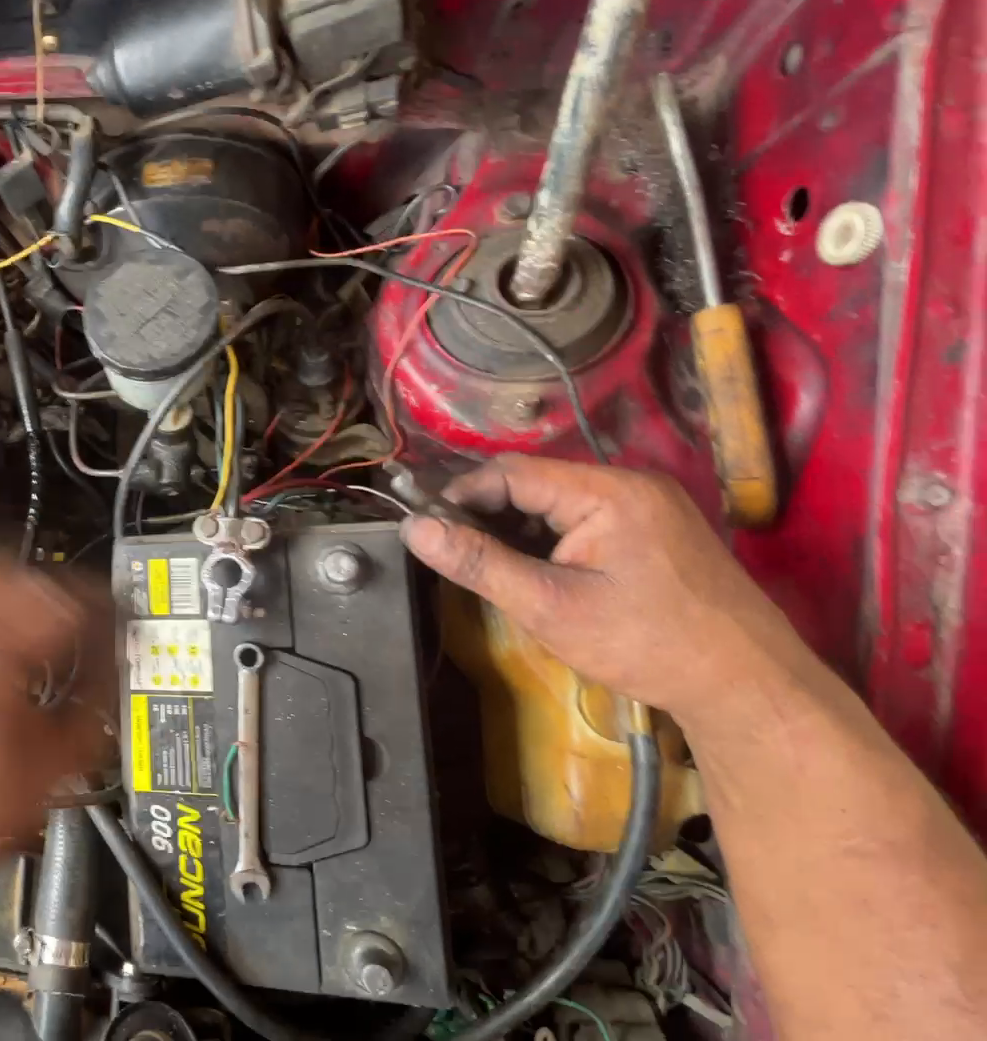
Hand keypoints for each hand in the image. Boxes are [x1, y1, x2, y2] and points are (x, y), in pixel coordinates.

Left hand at [0, 556, 110, 865]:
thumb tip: (105, 676)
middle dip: (50, 592)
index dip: (94, 611)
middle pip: (12, 574)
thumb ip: (86, 712)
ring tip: (23, 609)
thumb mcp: (41, 770)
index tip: (105, 618)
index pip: (57, 603)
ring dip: (3, 584)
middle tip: (71, 612)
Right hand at [398, 454, 815, 723]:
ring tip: (483, 565)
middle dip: (484, 514)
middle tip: (450, 553)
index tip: (427, 531)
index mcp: (608, 491)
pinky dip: (544, 539)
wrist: (746, 686)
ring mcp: (645, 506)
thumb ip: (478, 562)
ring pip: (553, 502)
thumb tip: (413, 528)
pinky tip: (529, 570)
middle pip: (531, 483)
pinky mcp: (651, 529)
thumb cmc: (644, 644)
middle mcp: (629, 484)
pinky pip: (579, 518)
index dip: (460, 497)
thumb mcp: (547, 606)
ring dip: (512, 528)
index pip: (510, 472)